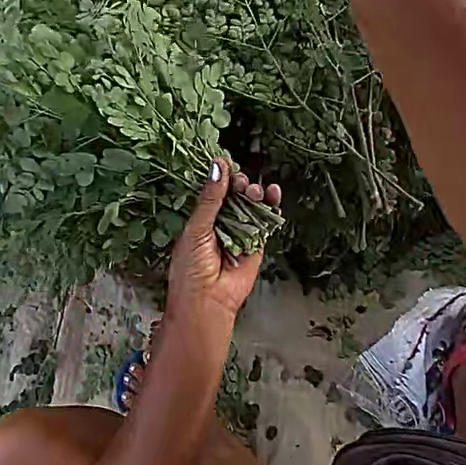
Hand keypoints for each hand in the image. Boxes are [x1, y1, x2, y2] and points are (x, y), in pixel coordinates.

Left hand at [164, 158, 280, 335]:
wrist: (207, 301)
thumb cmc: (192, 268)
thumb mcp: (197, 227)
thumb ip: (211, 198)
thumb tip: (218, 166)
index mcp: (202, 219)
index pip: (214, 192)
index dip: (222, 177)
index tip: (226, 163)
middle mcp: (222, 224)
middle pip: (235, 196)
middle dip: (240, 186)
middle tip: (241, 182)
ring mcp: (240, 233)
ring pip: (252, 207)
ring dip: (255, 194)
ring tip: (255, 191)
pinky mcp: (257, 244)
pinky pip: (265, 222)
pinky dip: (271, 207)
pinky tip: (273, 193)